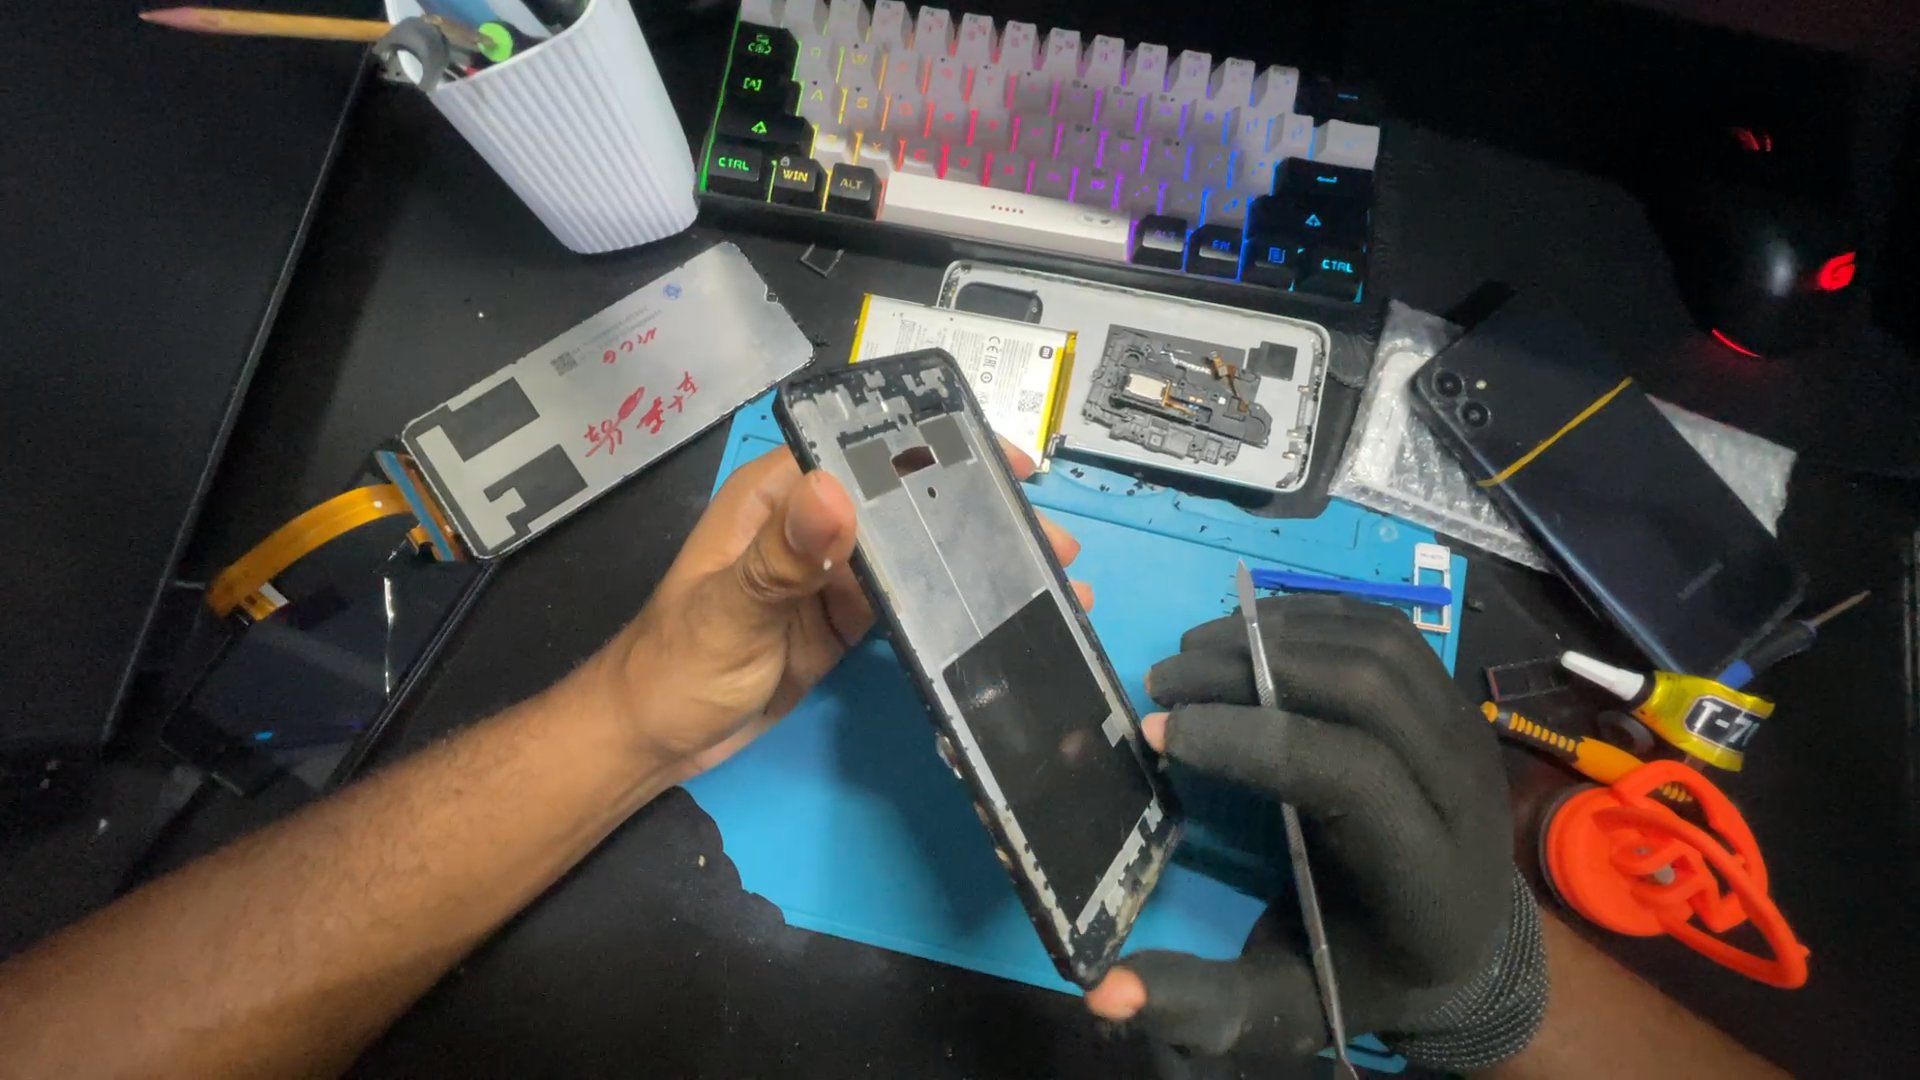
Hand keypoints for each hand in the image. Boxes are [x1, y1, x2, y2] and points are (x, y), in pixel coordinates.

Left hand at [586, 443, 1088, 781]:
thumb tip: (838, 492)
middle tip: (1049, 538)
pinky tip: (999, 611)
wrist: (657, 737)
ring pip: (916, 550)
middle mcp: (814, 521)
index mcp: (781, 496)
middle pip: (907, 500)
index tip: (1005, 464)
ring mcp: (834, 570)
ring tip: (1048, 575)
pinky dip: (953, 602)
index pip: (867, 452)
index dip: (938, 448)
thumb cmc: (676, 663)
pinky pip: (908, 599)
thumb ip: (779, 556)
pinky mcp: (847, 614)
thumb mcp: (726, 610)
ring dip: (977, 558)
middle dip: (979, 512)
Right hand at [1084, 595, 1546, 1070]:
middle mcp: (1460, 790)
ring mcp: (1464, 731)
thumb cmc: (1365, 964)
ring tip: (1193, 649)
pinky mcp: (1449, 698)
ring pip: (1373, 646)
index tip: (1159, 731)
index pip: (1349, 774)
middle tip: (1164, 679)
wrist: (1469, 940)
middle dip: (1247, 670)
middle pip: (1363, 689)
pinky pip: (1382, 629)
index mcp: (1425, 876)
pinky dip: (1305, 615)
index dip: (1247, 739)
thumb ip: (1203, 1004)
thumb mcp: (1290, 1004)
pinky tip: (1245, 628)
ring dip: (1269, 633)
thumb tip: (1100, 989)